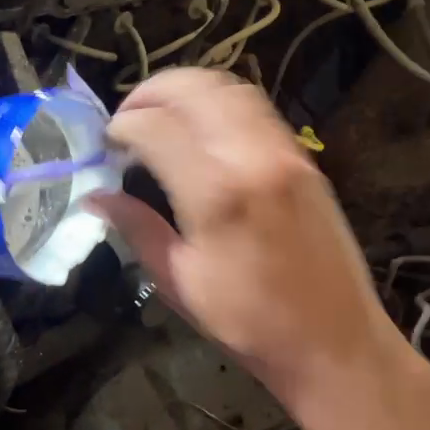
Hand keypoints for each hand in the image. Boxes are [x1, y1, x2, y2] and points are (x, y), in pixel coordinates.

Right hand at [93, 69, 429, 429]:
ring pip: (230, 89)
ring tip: (160, 115)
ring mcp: (285, 154)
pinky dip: (219, 103)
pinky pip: (256, 108)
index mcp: (216, 195)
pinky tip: (201, 130)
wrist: (334, 341)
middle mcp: (253, 159)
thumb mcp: (179, 281)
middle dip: (151, 93)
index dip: (123, 127)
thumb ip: (137, 228)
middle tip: (127, 116)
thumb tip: (95, 198)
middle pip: (196, 90)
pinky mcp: (304, 159)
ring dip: (187, 91)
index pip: (156, 128)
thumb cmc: (249, 323)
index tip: (106, 143)